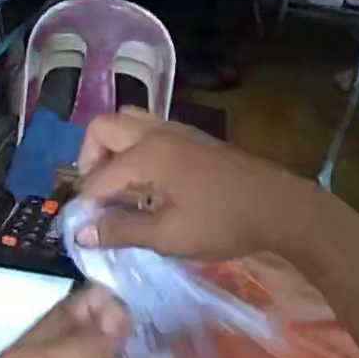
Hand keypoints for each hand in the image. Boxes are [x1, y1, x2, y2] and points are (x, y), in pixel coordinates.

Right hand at [74, 109, 325, 263]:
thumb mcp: (169, 235)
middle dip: (89, 159)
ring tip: (120, 187)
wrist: (279, 206)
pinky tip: (148, 183)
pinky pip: (150, 130)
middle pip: (104, 127)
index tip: (85, 231)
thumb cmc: (223, 222)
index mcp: (148, 154)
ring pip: (128, 122)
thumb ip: (122, 231)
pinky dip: (135, 148)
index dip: (85, 205)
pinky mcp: (194, 137)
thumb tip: (80, 233)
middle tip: (97, 196)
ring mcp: (178, 130)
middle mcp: (158, 132)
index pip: (97, 177)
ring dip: (113, 148)